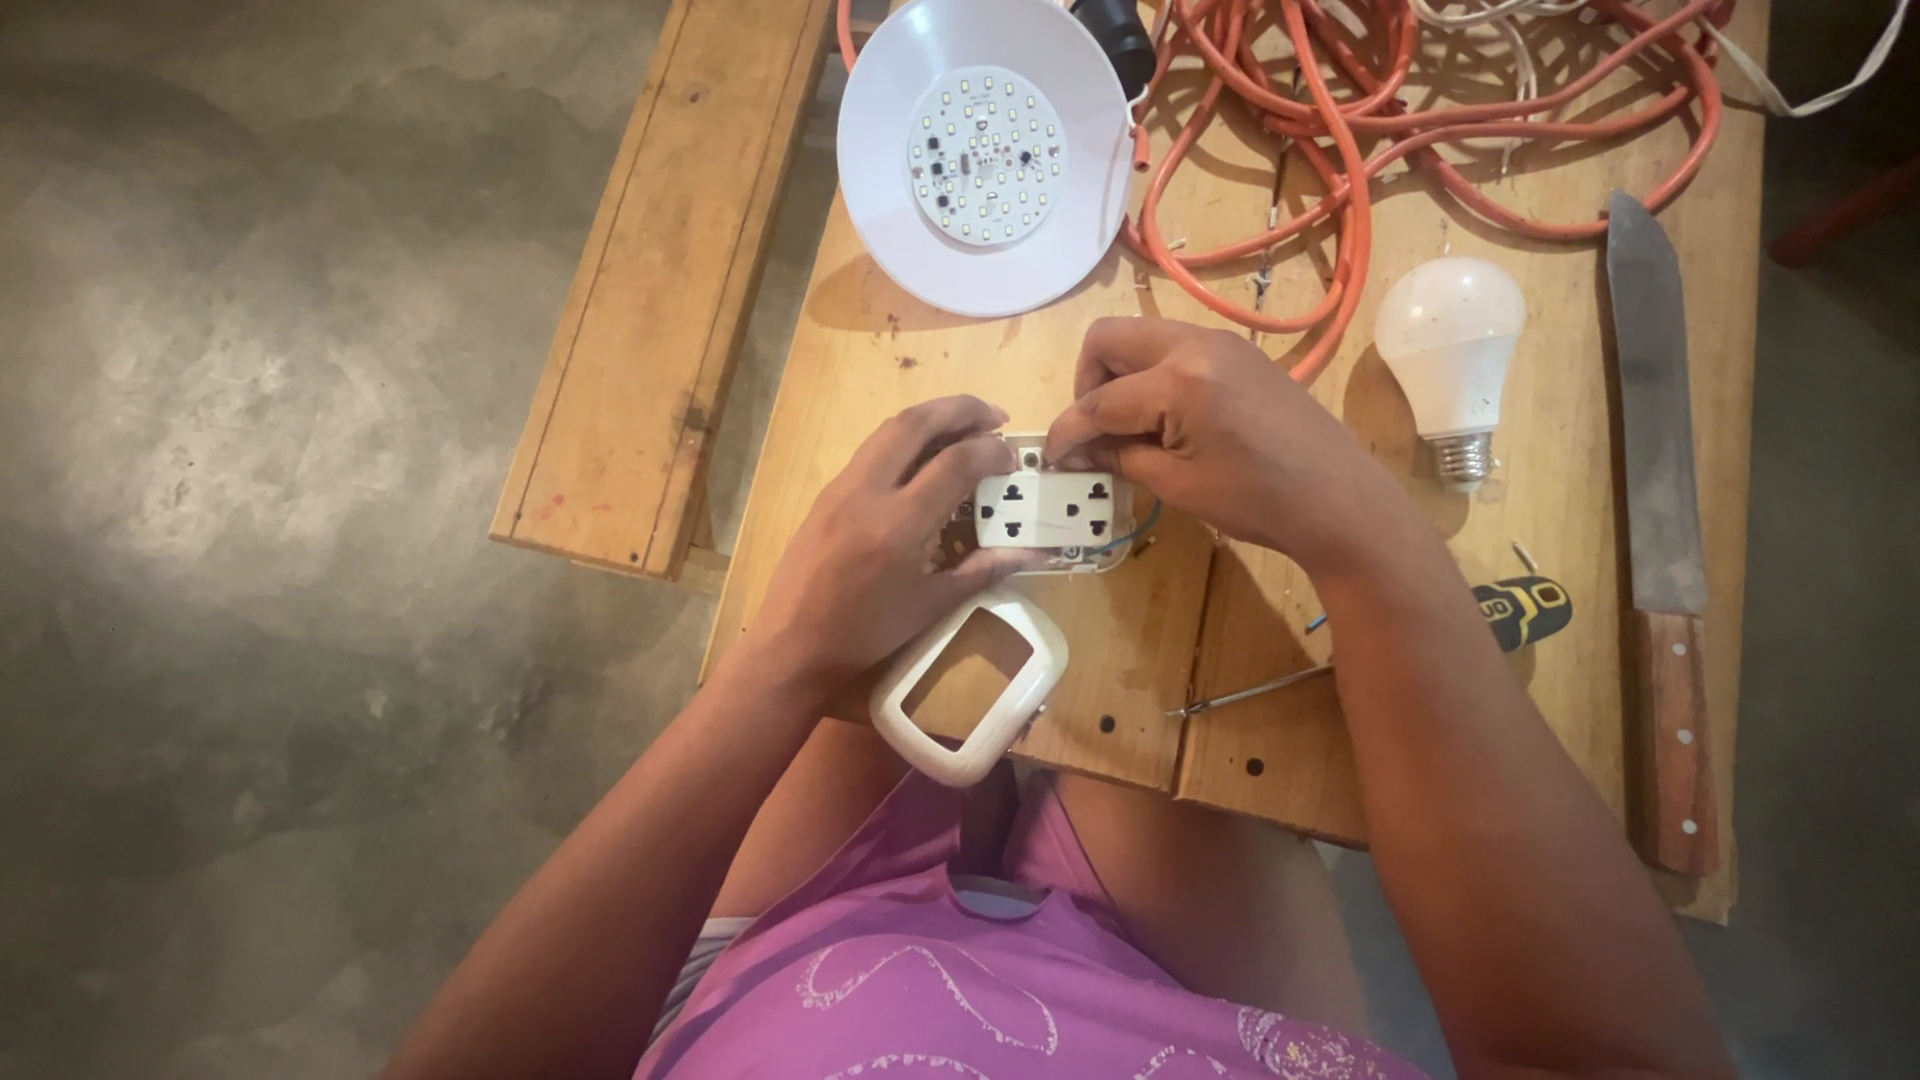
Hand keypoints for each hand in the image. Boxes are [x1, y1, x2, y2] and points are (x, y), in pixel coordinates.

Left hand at [742, 396, 1040, 698]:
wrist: (793, 645)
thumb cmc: (867, 634)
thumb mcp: (933, 605)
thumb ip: (984, 569)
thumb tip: (1035, 553)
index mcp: (899, 525)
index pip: (955, 463)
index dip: (992, 451)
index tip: (1013, 458)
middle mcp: (868, 492)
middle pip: (916, 423)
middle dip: (961, 409)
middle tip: (996, 415)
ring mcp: (842, 488)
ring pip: (888, 429)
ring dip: (931, 417)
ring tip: (965, 426)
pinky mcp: (827, 493)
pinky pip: (871, 449)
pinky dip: (905, 438)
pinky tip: (924, 455)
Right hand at [1043, 317, 1408, 573]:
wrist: (1338, 499)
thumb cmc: (1255, 501)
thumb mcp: (1176, 484)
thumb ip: (1120, 457)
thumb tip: (1079, 452)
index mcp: (1178, 380)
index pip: (1100, 401)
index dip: (1067, 431)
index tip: (1050, 455)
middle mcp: (1195, 343)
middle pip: (1108, 339)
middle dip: (1087, 383)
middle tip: (1094, 429)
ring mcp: (1221, 341)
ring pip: (1140, 335)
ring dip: (1118, 374)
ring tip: (1128, 426)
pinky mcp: (1238, 351)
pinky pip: (1173, 346)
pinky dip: (1151, 374)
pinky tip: (1164, 418)